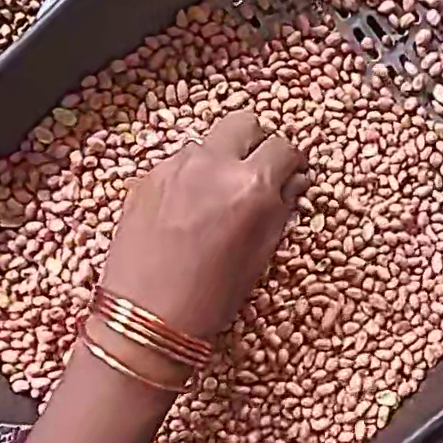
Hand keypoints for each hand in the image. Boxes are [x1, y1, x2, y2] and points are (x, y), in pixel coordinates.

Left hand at [20, 110, 304, 442]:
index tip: (292, 172)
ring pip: (210, 140)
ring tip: (221, 193)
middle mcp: (211, 164)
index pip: (284, 147)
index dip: (293, 161)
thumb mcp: (261, 255)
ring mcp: (174, 167)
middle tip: (261, 170)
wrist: (146, 319)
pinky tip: (190, 207)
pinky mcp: (146, 177)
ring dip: (223, 156)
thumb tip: (296, 180)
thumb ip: (281, 208)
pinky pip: (180, 160)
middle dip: (259, 142)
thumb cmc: (211, 297)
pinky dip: (193, 173)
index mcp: (249, 186)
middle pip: (245, 123)